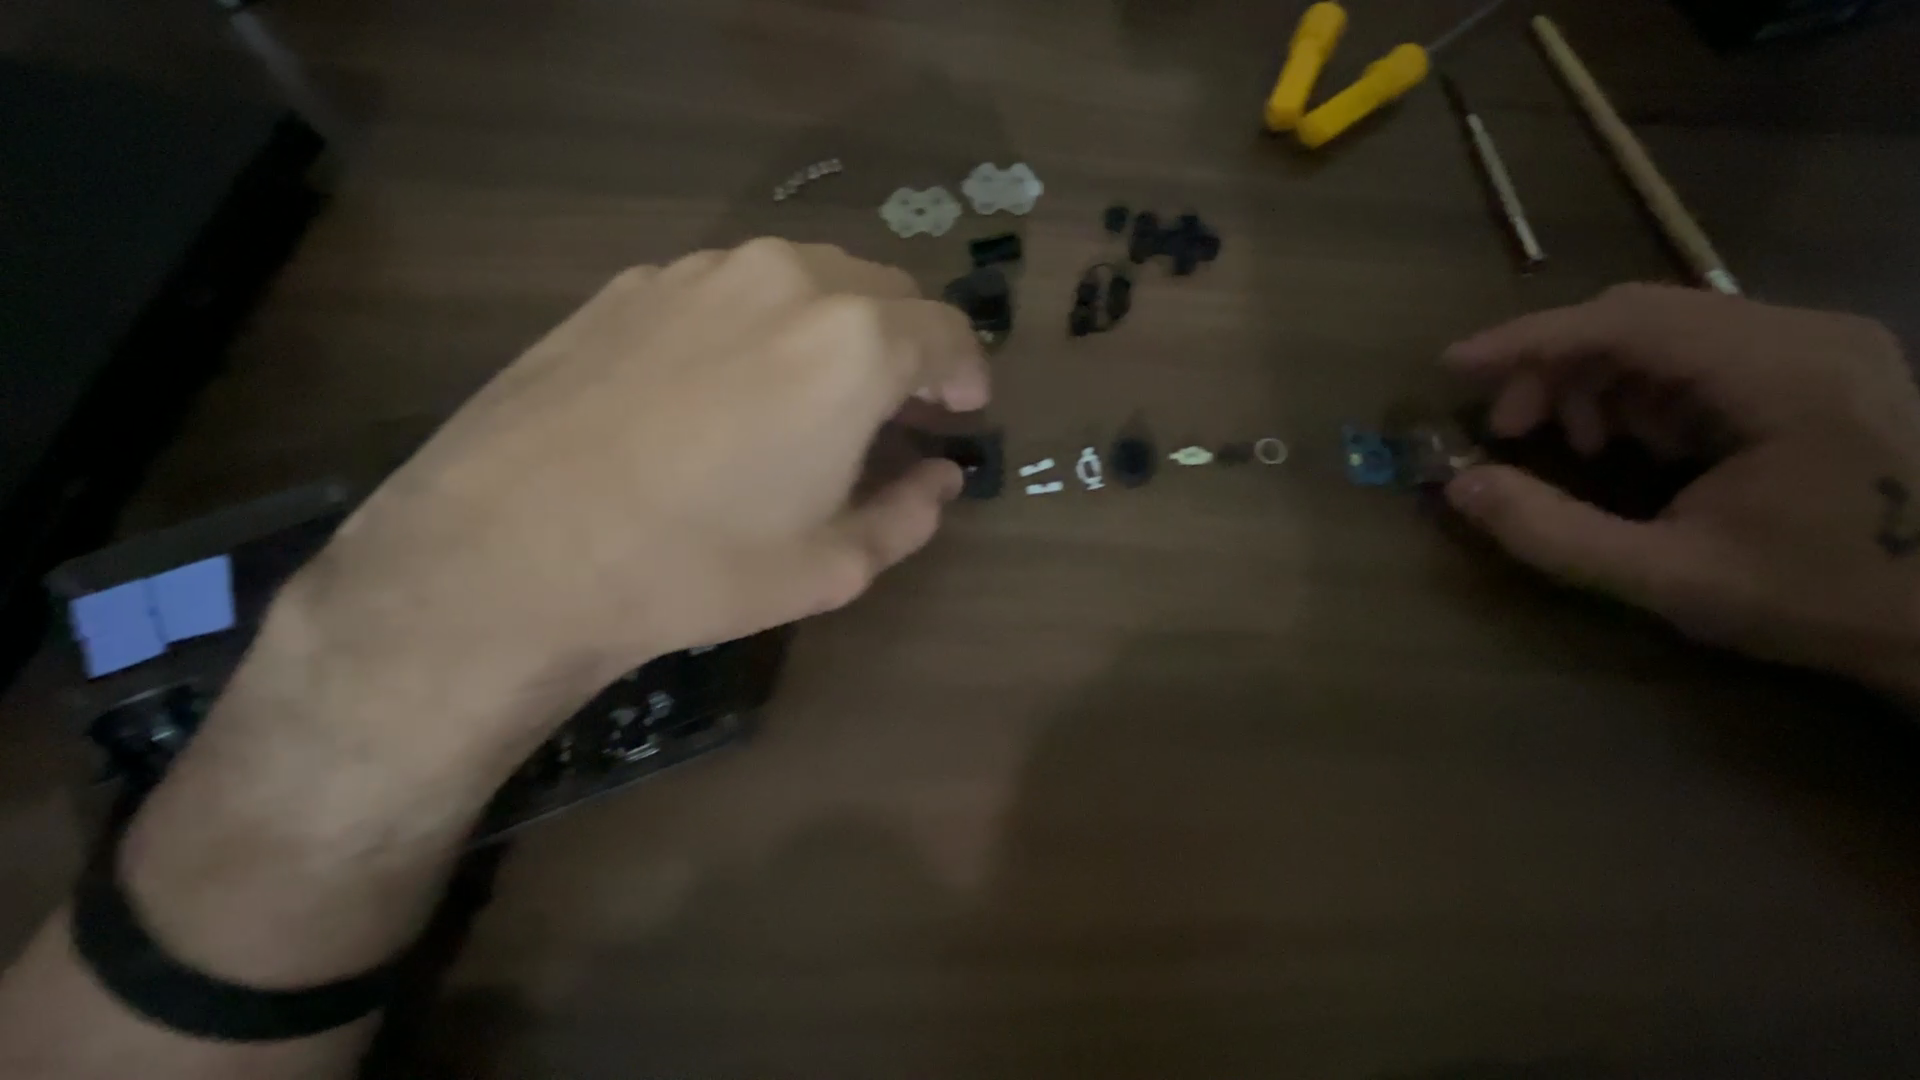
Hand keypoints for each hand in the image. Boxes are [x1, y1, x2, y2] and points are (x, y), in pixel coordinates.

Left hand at [264, 238, 989, 773]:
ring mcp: (703, 271)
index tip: (963, 410)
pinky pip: (733, 289)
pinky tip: (730, 385)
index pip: (947, 334)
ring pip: (808, 279)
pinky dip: (764, 324)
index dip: (967, 374)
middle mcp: (788, 280)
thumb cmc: (696, 567)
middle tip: (898, 407)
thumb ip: (908, 513)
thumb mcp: (831, 566)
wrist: (510, 552)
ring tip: (817, 394)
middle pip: (885, 292)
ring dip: (838, 327)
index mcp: (855, 344)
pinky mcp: (634, 283)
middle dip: (908, 346)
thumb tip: (940, 477)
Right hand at [1442, 283, 1919, 697]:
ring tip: (1572, 445)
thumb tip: (1459, 487)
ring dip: (1594, 378)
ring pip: (1665, 328)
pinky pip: (1700, 349)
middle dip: (1554, 366)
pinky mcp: (1825, 362)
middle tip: (1508, 430)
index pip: (1625, 323)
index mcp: (1782, 376)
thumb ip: (1552, 533)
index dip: (1525, 341)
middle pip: (1640, 315)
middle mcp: (1808, 334)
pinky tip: (1633, 441)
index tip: (1451, 367)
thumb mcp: (1669, 578)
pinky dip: (1640, 386)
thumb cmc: (1823, 597)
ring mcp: (1823, 343)